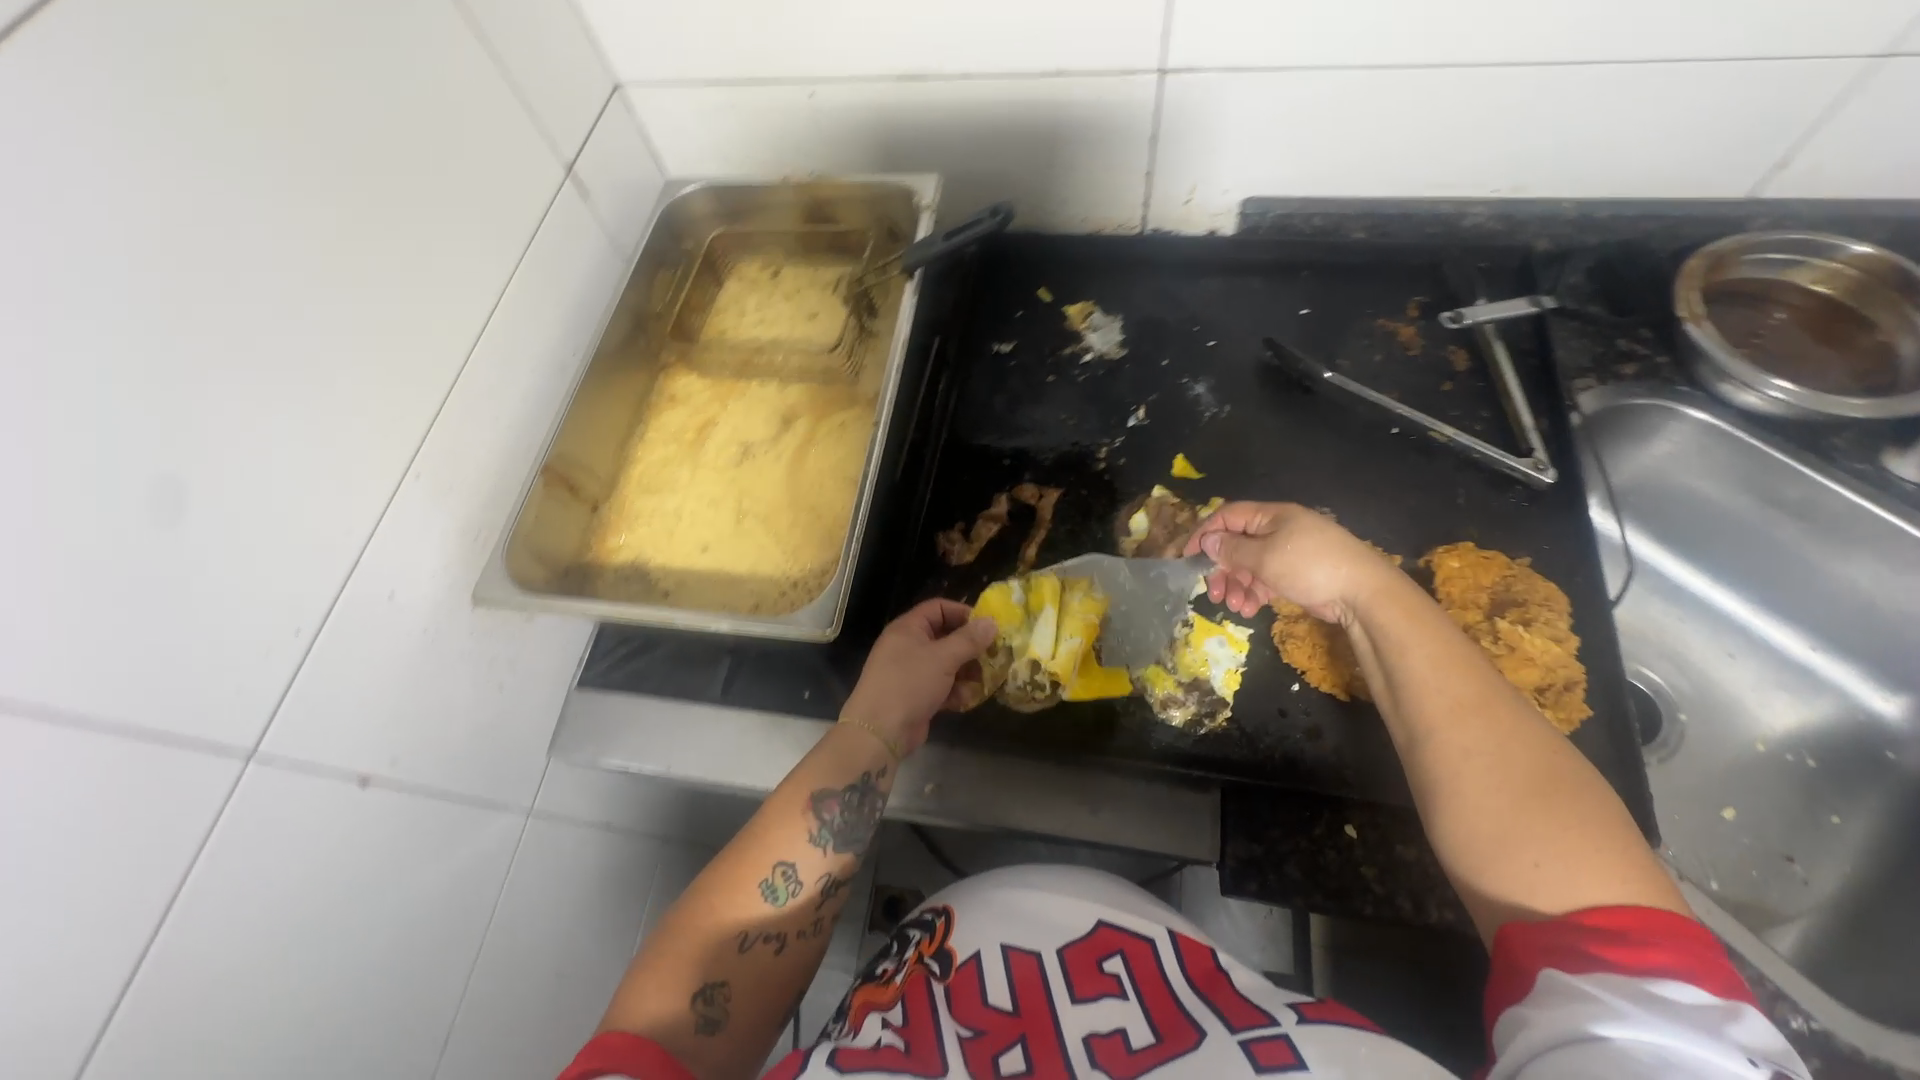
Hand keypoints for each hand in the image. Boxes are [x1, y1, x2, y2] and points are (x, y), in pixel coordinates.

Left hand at [841, 598, 997, 756]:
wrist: (880, 731)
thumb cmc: (909, 684)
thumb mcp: (943, 658)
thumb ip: (969, 640)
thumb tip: (992, 622)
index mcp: (908, 628)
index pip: (938, 608)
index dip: (963, 613)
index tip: (988, 626)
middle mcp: (908, 646)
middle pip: (945, 637)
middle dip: (969, 647)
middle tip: (993, 655)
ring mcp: (912, 672)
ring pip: (946, 663)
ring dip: (965, 671)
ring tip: (984, 680)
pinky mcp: (916, 695)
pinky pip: (941, 685)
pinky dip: (954, 691)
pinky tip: (966, 699)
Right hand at [1183, 501, 1403, 624]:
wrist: (1361, 592)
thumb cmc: (1309, 565)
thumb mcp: (1264, 557)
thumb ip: (1232, 550)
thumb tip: (1208, 541)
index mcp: (1271, 516)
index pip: (1228, 516)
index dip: (1205, 534)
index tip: (1188, 557)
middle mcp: (1278, 530)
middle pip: (1237, 544)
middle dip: (1222, 568)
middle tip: (1212, 591)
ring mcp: (1288, 553)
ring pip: (1250, 565)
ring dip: (1237, 585)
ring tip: (1233, 606)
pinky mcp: (1296, 574)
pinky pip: (1266, 579)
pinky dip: (1255, 593)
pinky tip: (1250, 610)